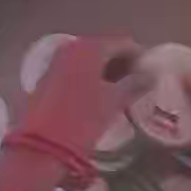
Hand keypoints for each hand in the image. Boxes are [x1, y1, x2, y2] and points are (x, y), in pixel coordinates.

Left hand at [15, 35, 144, 156]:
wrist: (40, 147)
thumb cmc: (81, 120)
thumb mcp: (113, 103)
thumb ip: (134, 84)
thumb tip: (151, 75)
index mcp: (90, 48)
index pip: (123, 43)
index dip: (139, 56)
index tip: (149, 73)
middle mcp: (72, 47)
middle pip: (105, 47)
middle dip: (122, 63)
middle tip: (137, 83)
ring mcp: (57, 60)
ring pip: (89, 58)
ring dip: (106, 71)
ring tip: (121, 92)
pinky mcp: (48, 76)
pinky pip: (76, 68)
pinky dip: (90, 76)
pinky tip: (99, 95)